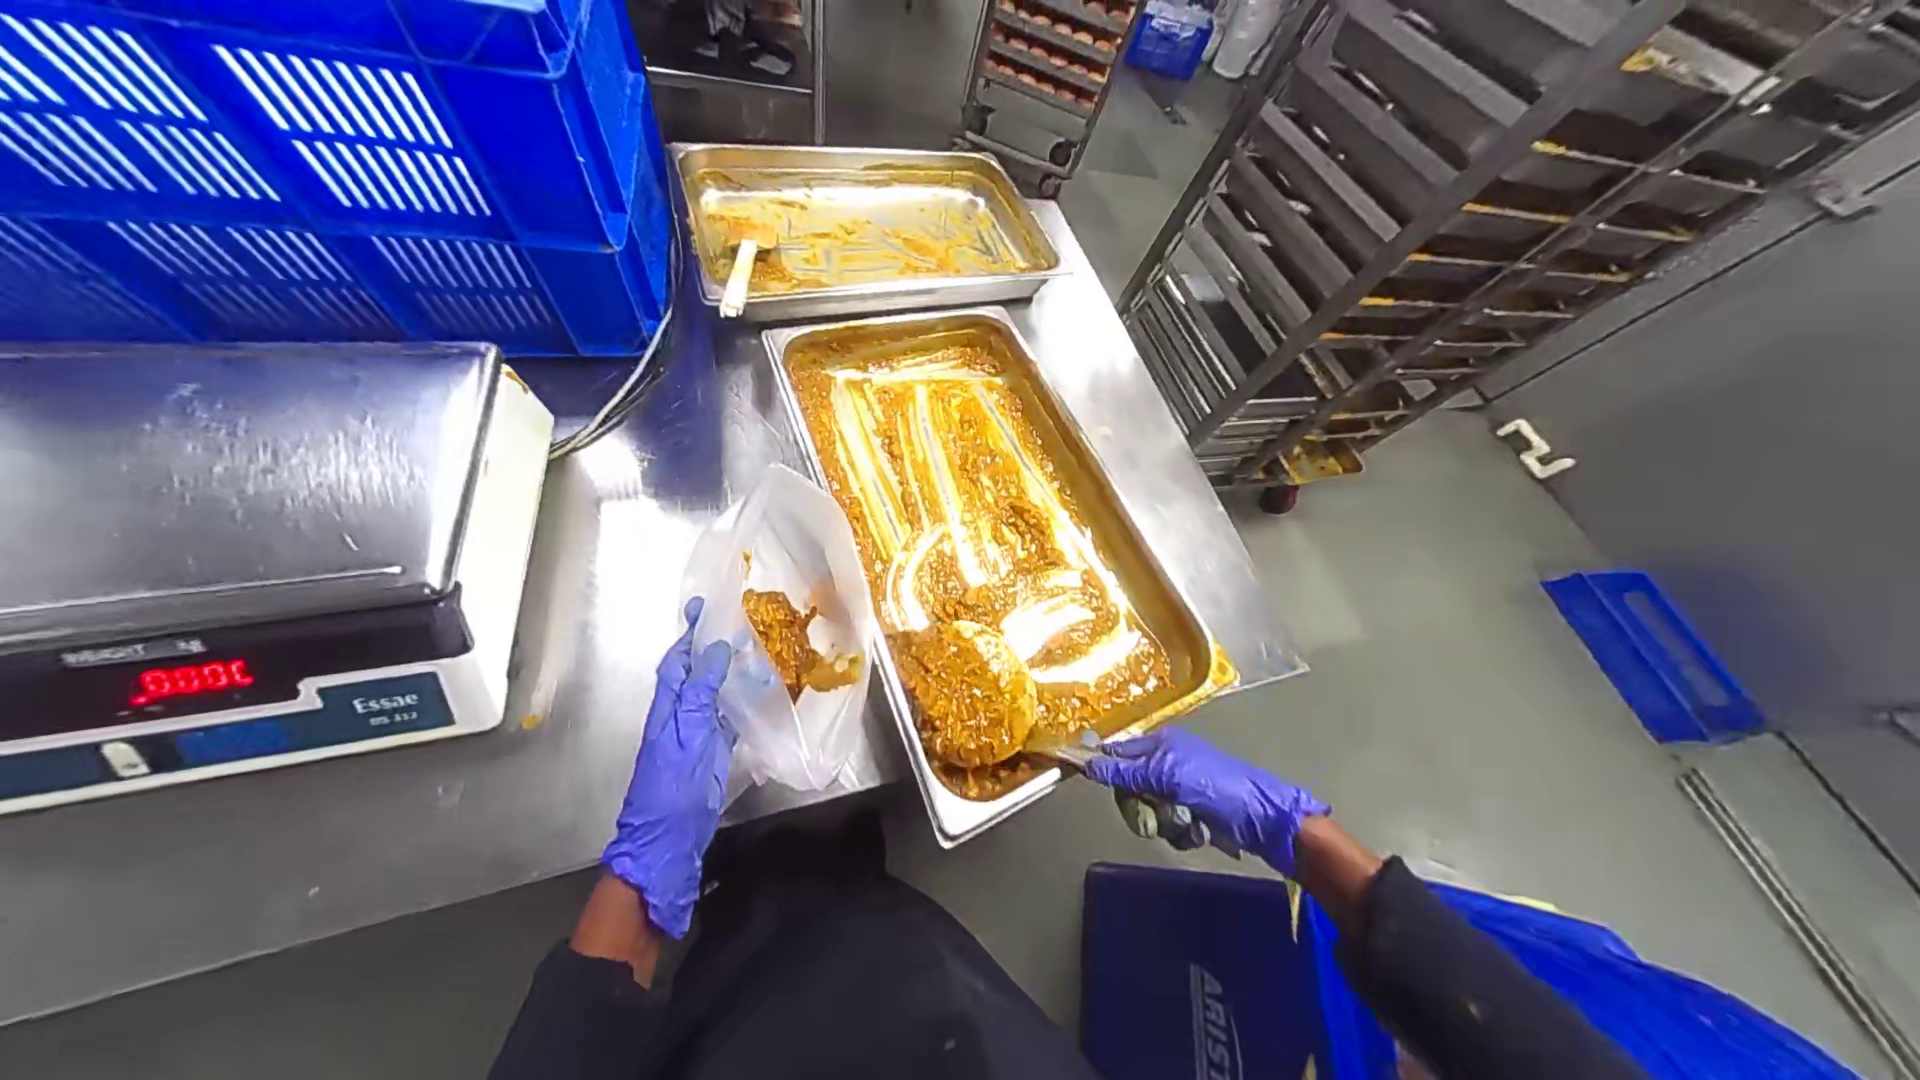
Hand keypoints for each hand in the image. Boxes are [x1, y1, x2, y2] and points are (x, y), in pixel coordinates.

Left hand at [602, 597, 733, 938]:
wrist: (668, 841)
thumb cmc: (671, 788)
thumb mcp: (687, 734)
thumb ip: (701, 692)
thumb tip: (715, 649)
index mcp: (669, 707)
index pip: (678, 661)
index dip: (689, 635)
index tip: (703, 608)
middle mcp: (683, 714)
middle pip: (698, 672)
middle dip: (714, 647)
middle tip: (741, 624)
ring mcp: (699, 733)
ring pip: (716, 692)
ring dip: (733, 671)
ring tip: (757, 650)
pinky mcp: (714, 750)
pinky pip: (730, 715)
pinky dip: (744, 700)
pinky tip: (762, 692)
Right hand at [1085, 728, 1328, 876]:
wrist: (1263, 820)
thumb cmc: (1217, 788)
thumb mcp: (1167, 776)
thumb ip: (1125, 771)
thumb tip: (1087, 762)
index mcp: (1160, 745)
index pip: (1117, 754)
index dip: (1104, 770)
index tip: (1089, 782)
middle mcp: (1166, 764)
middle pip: (1129, 788)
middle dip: (1141, 807)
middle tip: (1154, 816)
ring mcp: (1179, 790)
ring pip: (1148, 811)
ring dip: (1165, 822)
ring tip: (1187, 822)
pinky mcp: (1191, 813)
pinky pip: (1167, 826)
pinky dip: (1181, 832)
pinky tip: (1198, 830)